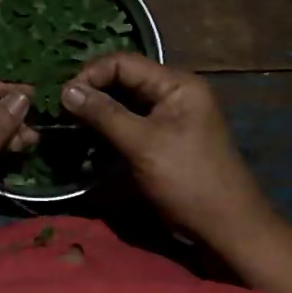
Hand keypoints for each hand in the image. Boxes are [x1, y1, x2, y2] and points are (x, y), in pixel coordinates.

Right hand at [62, 53, 270, 239]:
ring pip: (124, 99)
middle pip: (123, 78)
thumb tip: (66, 90)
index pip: (123, 62)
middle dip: (92, 90)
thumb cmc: (188, 181)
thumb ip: (104, 114)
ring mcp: (170, 114)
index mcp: (177, 84)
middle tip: (62, 109)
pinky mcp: (164, 135)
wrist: (228, 229)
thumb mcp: (143, 145)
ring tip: (71, 121)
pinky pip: (130, 119)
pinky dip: (109, 124)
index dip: (91, 74)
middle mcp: (174, 92)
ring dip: (98, 108)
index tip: (64, 97)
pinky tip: (89, 134)